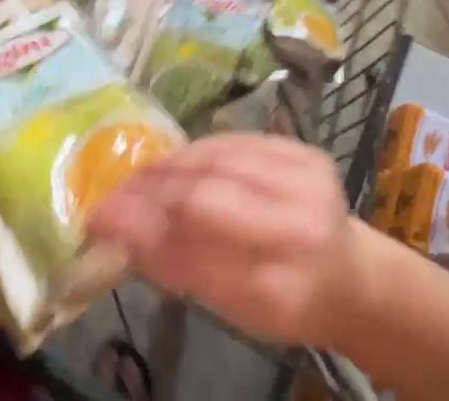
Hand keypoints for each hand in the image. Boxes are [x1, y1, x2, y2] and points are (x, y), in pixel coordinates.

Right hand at [85, 133, 366, 348]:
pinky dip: (196, 152)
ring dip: (167, 165)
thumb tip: (112, 227)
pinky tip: (174, 162)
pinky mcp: (305, 151)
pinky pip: (234, 142)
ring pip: (217, 158)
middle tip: (112, 192)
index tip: (99, 219)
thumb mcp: (230, 306)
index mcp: (285, 287)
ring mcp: (309, 181)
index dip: (145, 227)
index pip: (199, 251)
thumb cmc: (283, 302)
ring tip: (136, 176)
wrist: (349, 276)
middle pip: (208, 191)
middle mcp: (303, 228)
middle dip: (150, 188)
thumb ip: (173, 264)